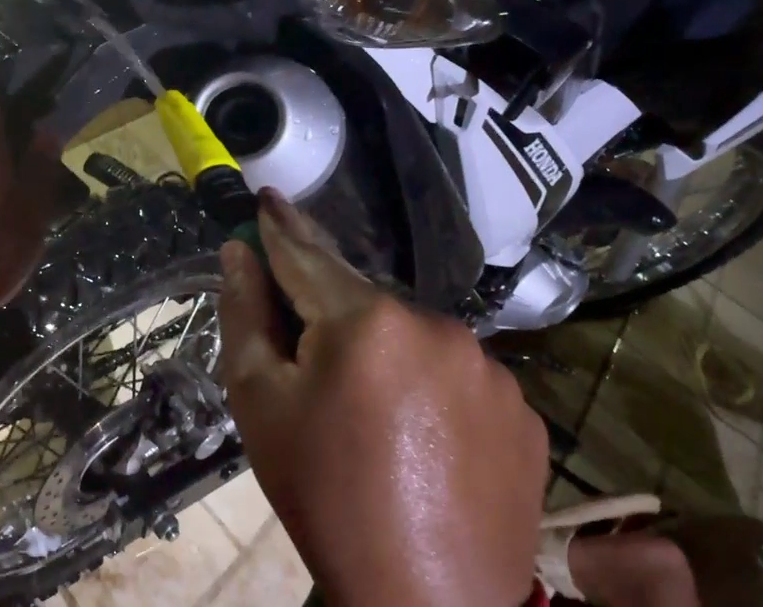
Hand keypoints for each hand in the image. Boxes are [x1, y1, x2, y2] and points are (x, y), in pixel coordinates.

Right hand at [217, 189, 548, 606]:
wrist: (425, 597)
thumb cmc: (320, 488)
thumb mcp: (257, 398)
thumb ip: (245, 313)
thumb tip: (239, 253)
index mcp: (367, 319)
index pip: (306, 255)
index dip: (278, 227)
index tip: (265, 196)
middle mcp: (438, 326)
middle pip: (359, 298)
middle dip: (322, 305)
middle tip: (293, 336)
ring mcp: (490, 370)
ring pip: (407, 335)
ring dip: (374, 346)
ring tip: (355, 403)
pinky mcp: (523, 411)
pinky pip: (452, 373)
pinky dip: (420, 381)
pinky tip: (406, 428)